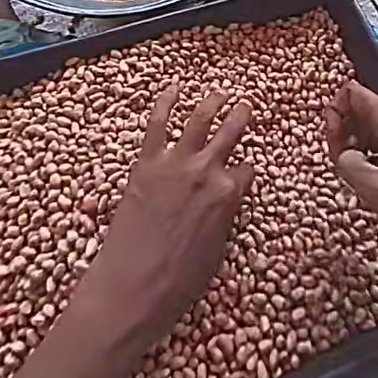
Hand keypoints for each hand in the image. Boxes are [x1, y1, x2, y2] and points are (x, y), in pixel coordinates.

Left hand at [75, 84, 253, 350]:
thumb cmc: (178, 282)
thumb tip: (223, 204)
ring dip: (213, 102)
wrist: (132, 288)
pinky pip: (158, 124)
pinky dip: (166, 103)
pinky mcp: (146, 164)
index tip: (243, 170)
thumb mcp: (217, 252)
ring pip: (199, 120)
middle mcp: (206, 172)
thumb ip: (223, 218)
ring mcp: (175, 164)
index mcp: (228, 195)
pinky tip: (173, 89)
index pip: (246, 170)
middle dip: (241, 117)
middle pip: (230, 134)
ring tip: (220, 93)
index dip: (245, 171)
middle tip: (246, 105)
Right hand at [324, 82, 377, 317]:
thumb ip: (348, 161)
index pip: (355, 92)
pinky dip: (370, 156)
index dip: (335, 110)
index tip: (332, 140)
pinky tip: (369, 182)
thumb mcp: (374, 187)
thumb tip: (343, 151)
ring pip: (373, 129)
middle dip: (343, 128)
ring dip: (355, 144)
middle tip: (338, 159)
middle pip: (363, 109)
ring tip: (351, 173)